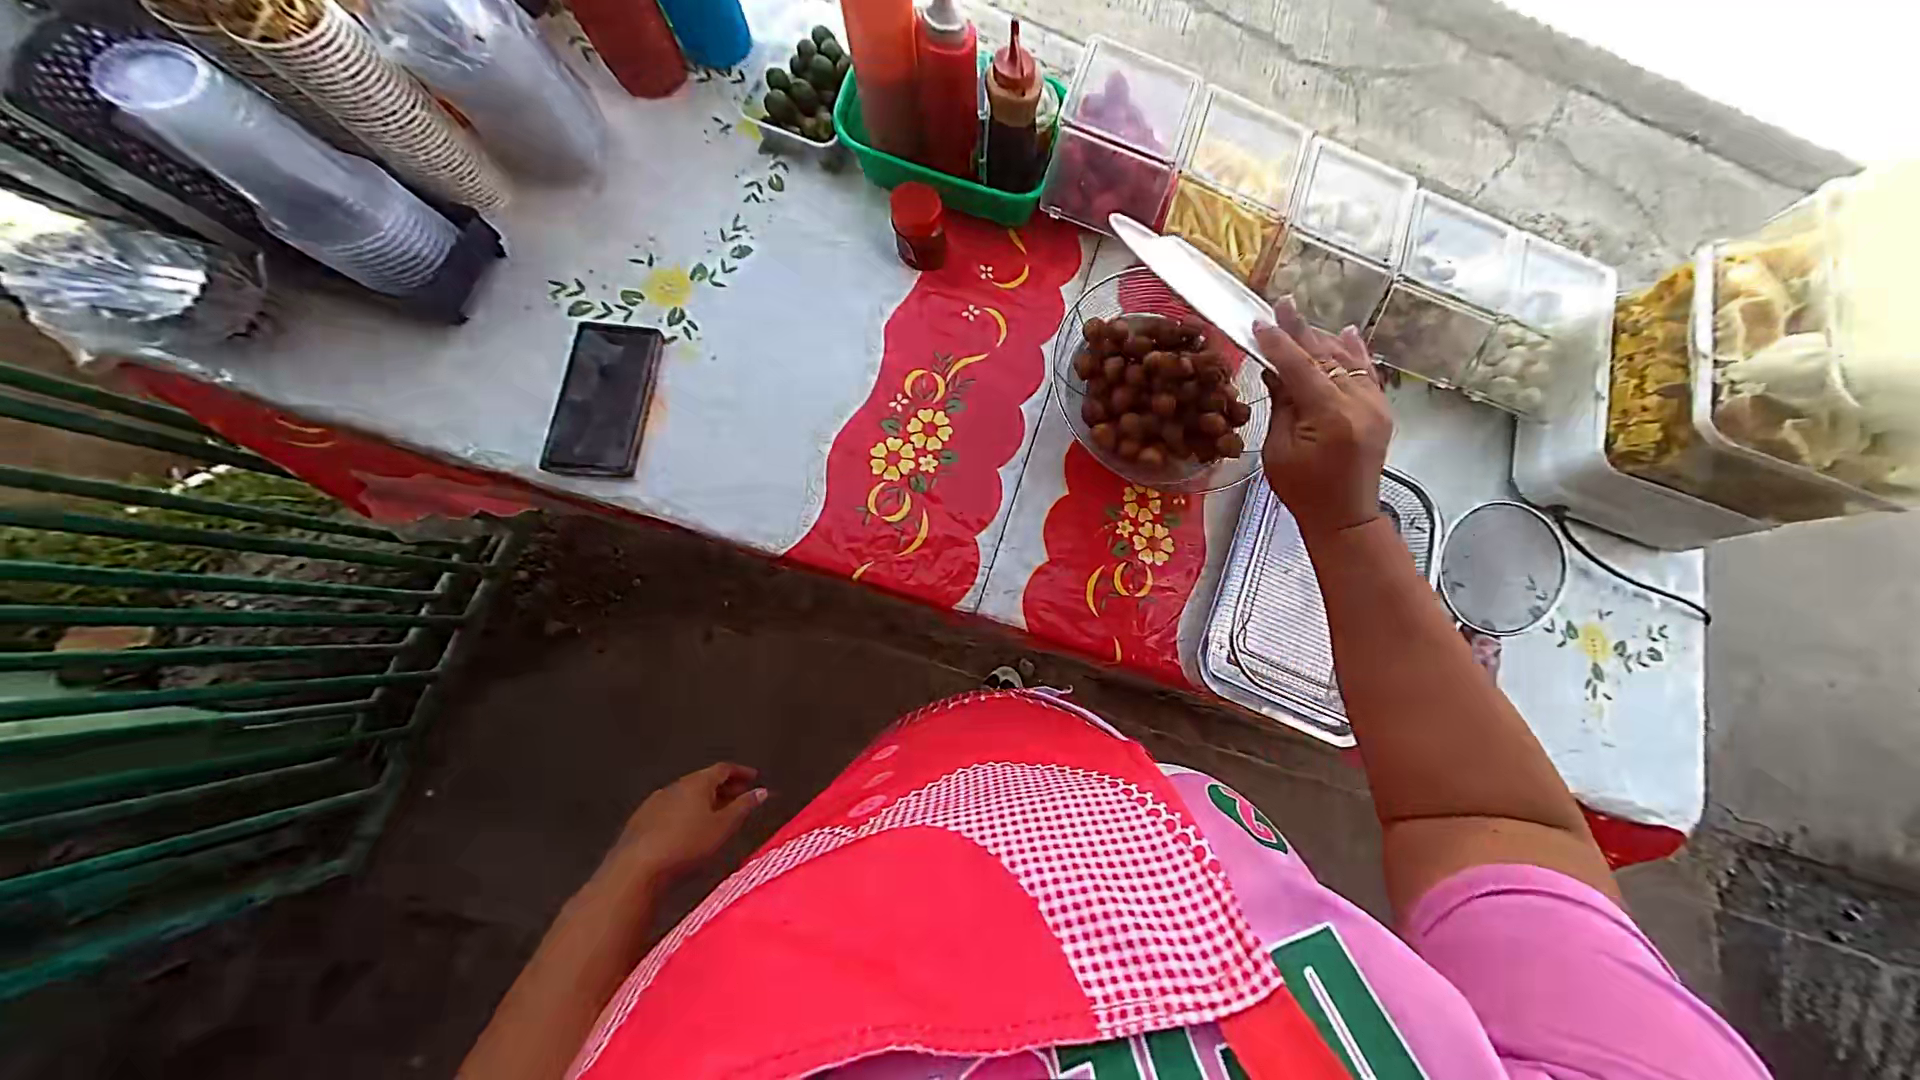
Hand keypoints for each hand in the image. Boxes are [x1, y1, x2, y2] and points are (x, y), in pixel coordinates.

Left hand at [601, 763, 767, 883]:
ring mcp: (654, 802)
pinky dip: (685, 812)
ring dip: (704, 800)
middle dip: (724, 787)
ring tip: (716, 814)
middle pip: (704, 780)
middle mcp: (675, 786)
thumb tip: (761, 792)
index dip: (741, 772)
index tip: (753, 778)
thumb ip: (744, 807)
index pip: (724, 768)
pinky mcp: (640, 821)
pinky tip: (688, 828)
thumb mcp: (723, 827)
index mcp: (697, 782)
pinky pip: (670, 808)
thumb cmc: (686, 845)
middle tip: (739, 796)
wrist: (635, 870)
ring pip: (686, 794)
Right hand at [1256, 300, 1392, 542]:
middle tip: (1281, 306)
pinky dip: (1353, 352)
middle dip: (1301, 332)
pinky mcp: (1380, 409)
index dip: (1279, 343)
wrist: (1344, 515)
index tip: (1260, 322)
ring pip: (1348, 360)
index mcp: (1330, 416)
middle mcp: (1359, 404)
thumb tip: (1275, 371)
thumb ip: (1282, 405)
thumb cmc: (1302, 490)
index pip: (1301, 367)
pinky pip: (1367, 372)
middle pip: (1326, 357)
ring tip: (1301, 320)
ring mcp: (1375, 405)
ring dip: (1322, 340)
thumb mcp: (1278, 449)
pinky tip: (1344, 333)